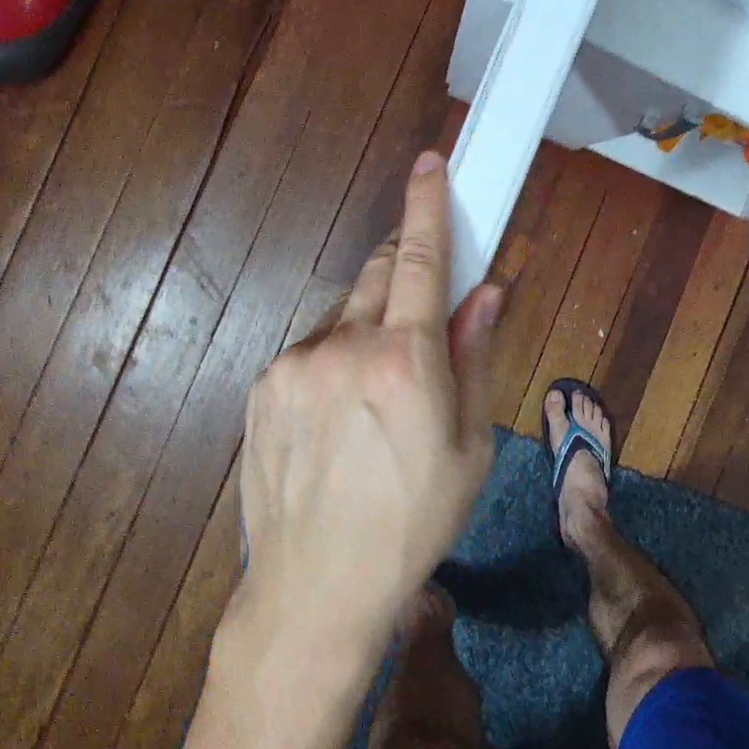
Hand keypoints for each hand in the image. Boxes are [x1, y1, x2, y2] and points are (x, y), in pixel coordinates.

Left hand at [235, 151, 503, 638]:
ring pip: (344, 312)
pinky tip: (344, 412)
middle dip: (404, 266)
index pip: (419, 260)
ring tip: (383, 388)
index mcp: (404, 362)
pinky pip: (313, 347)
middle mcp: (343, 348)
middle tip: (426, 296)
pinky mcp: (263, 385)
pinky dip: (337, 354)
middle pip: (378, 271)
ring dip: (371, 322)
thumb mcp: (469, 446)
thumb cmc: (413, 521)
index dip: (428, 204)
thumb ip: (473, 357)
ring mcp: (294, 365)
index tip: (431, 162)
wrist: (316, 586)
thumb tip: (485, 292)